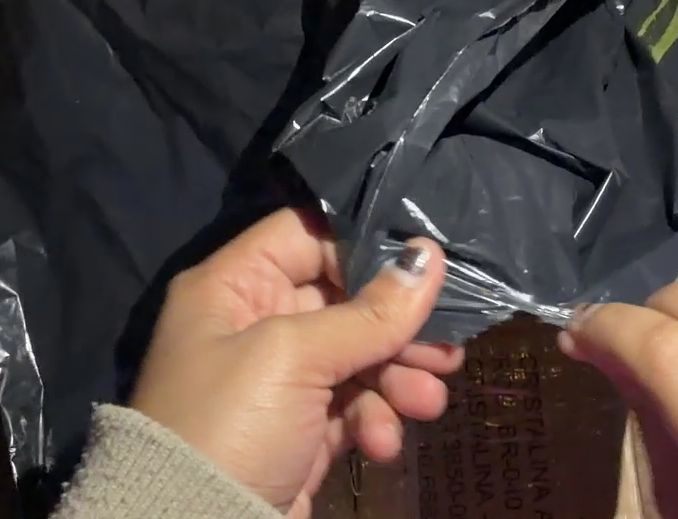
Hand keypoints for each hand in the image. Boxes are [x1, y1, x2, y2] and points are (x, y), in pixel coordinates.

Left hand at [131, 209, 460, 516]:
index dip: (360, 243)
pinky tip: (385, 441)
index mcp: (234, 285)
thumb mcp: (295, 357)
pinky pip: (352, 404)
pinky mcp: (300, 430)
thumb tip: (430, 255)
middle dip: (396, 322)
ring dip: (398, 374)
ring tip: (429, 397)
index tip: (416, 260)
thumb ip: (369, 311)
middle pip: (343, 298)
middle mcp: (255, 323)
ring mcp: (279, 379)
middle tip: (445, 339)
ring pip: (356, 354)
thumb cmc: (232, 423)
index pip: (306, 236)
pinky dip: (376, 418)